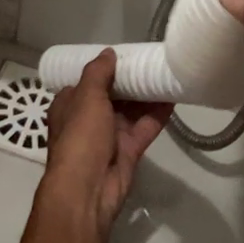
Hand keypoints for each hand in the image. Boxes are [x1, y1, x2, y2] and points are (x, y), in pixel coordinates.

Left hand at [39, 50, 172, 235]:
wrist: (87, 189)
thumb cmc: (80, 137)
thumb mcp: (86, 97)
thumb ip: (98, 73)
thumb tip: (108, 53)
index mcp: (69, 106)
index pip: (86, 82)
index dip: (103, 69)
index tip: (124, 54)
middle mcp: (88, 120)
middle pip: (112, 96)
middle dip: (129, 81)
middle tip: (150, 61)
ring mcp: (109, 137)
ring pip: (130, 111)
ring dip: (146, 96)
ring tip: (165, 74)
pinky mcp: (128, 151)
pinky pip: (144, 127)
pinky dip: (157, 114)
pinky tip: (173, 97)